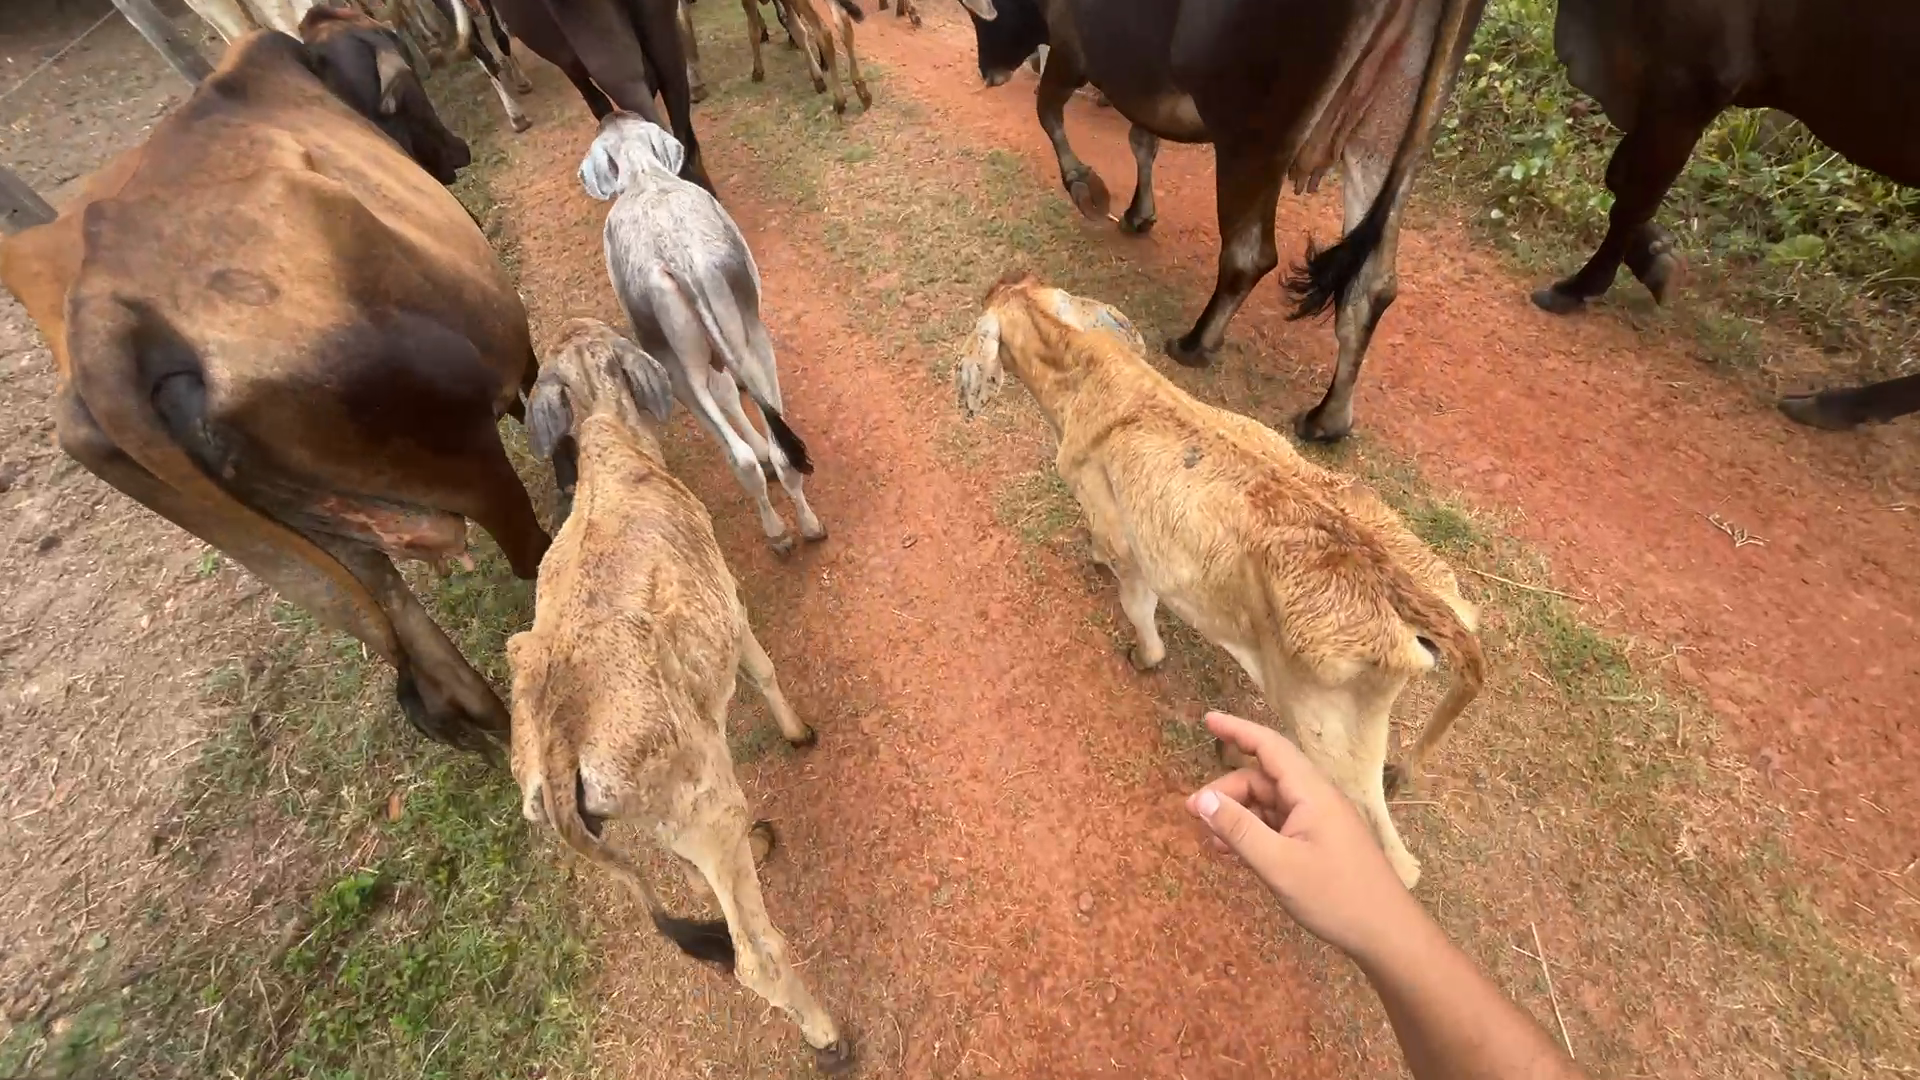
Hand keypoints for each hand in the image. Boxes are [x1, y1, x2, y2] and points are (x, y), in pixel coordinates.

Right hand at [1185, 711, 1423, 958]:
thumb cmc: (1337, 898)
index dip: (1237, 729)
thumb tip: (1201, 798)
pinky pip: (1277, 824)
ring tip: (1212, 841)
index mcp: (1311, 792)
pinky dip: (1253, 832)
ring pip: (1267, 803)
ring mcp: (1318, 821)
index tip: (1207, 719)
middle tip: (1194, 813)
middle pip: (1261, 779)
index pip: (1269, 746)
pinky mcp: (1319, 842)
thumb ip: (1238, 829)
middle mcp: (1315, 798)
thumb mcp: (1278, 865)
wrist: (1391, 939)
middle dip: (1225, 792)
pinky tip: (1234, 853)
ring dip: (1237, 816)